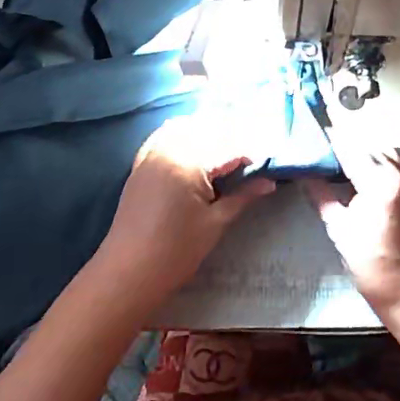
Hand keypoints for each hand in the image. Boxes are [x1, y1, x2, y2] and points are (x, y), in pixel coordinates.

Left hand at [95, 116, 277, 297]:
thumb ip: (242, 197)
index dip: (250, 160)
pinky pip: (160, 139)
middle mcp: (166, 150)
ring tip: (218, 162)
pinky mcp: (138, 166)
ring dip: (202, 137)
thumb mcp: (216, 223)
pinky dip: (177, 139)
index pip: (228, 150)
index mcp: (188, 162)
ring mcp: (148, 156)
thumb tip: (268, 182)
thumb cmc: (177, 250)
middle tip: (243, 169)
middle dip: (227, 145)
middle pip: (205, 133)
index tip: (264, 173)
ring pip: (180, 130)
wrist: (130, 270)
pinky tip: (189, 153)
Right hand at [305, 142, 399, 317]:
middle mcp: (399, 176)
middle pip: (369, 148)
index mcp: (379, 182)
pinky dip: (375, 163)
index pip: (350, 150)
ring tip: (336, 158)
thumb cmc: (369, 261)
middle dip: (345, 144)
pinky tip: (356, 174)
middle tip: (318, 146)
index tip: (311, 132)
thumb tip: (304, 176)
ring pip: (383, 155)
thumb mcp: (338, 227)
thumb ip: (320, 195)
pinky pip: (392, 168)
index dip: (329, 140)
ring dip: (362, 152)